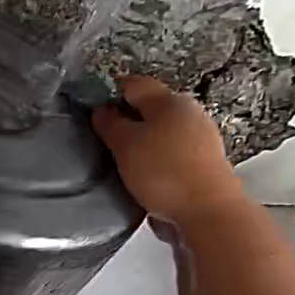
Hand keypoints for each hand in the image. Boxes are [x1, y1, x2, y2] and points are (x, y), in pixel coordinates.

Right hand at [93, 75, 246, 224]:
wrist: (206, 210)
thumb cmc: (163, 173)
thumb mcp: (124, 146)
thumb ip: (109, 124)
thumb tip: (101, 110)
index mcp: (169, 101)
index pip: (132, 84)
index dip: (107, 92)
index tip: (89, 108)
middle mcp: (188, 111)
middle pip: (148, 106)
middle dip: (124, 117)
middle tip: (101, 136)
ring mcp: (199, 135)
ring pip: (159, 128)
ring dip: (139, 138)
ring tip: (119, 158)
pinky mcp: (201, 159)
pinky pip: (170, 148)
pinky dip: (153, 154)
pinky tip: (142, 172)